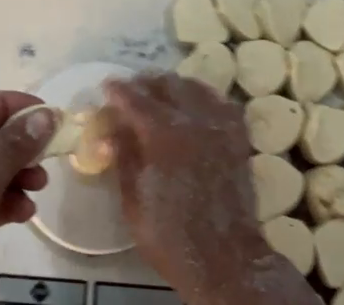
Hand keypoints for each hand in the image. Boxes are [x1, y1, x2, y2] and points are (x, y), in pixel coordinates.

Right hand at [103, 74, 317, 304]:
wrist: (224, 258)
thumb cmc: (171, 236)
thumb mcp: (133, 201)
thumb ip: (123, 157)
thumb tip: (110, 130)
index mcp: (163, 134)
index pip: (135, 98)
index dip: (118, 90)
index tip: (106, 86)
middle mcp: (193, 120)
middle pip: (167, 84)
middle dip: (145, 84)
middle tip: (131, 92)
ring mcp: (219, 126)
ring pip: (195, 87)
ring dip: (174, 86)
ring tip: (161, 95)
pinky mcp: (237, 137)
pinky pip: (220, 103)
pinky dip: (203, 97)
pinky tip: (195, 106)